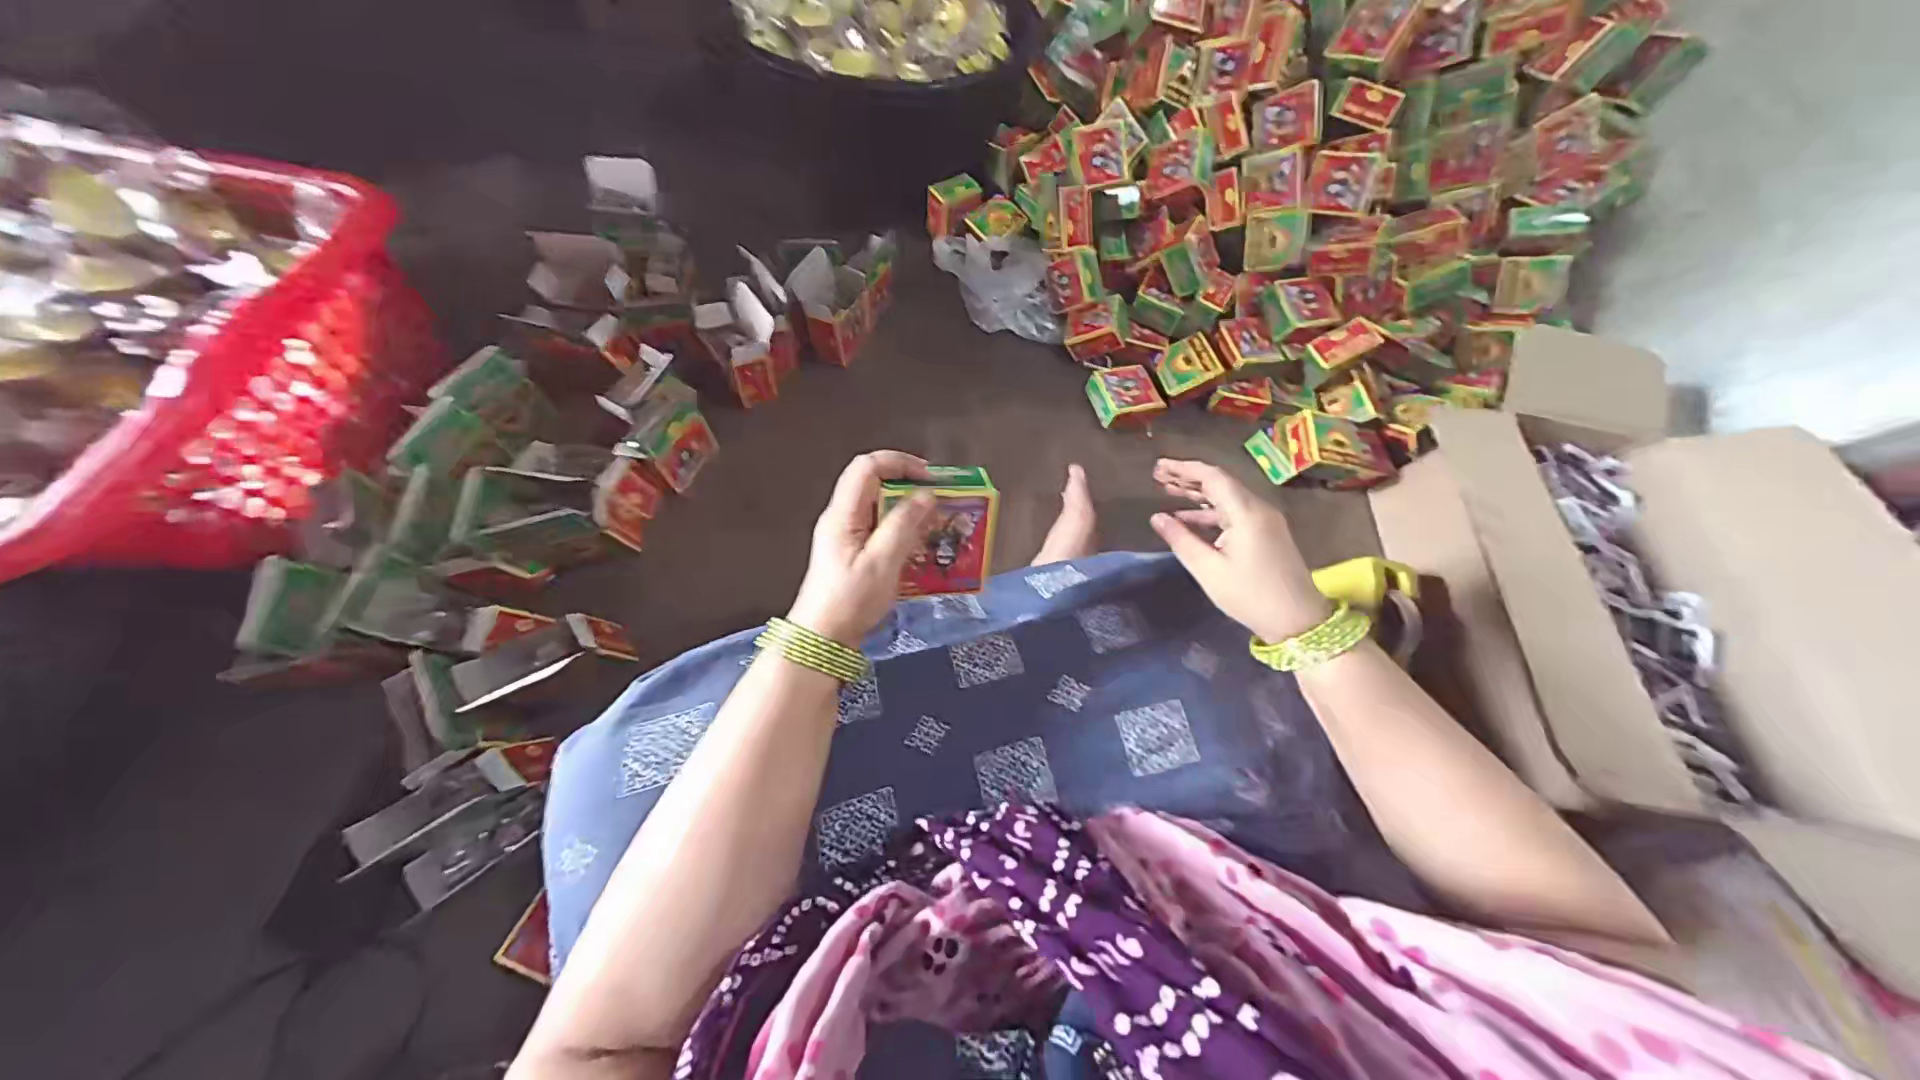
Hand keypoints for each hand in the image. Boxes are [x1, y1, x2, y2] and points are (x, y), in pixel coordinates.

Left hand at [786, 451, 937, 645]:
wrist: (822, 640)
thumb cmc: (850, 601)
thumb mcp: (882, 562)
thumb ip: (904, 524)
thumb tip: (926, 495)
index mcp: (843, 515)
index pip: (868, 467)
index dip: (900, 462)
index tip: (930, 477)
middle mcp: (841, 519)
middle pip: (875, 485)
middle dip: (909, 487)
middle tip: (939, 501)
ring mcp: (845, 537)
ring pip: (879, 509)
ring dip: (909, 512)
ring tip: (935, 525)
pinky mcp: (851, 555)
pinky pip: (879, 530)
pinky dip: (901, 532)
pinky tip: (919, 548)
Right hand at [1149, 458, 1331, 642]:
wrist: (1297, 619)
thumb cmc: (1250, 595)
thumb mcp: (1208, 569)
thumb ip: (1181, 540)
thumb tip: (1157, 518)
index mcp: (1246, 513)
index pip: (1213, 477)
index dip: (1184, 469)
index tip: (1159, 468)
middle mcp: (1258, 509)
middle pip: (1221, 483)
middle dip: (1188, 478)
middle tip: (1158, 476)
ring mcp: (1265, 520)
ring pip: (1227, 497)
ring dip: (1198, 495)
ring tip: (1167, 493)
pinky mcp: (1266, 533)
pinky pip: (1234, 512)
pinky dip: (1210, 512)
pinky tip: (1188, 520)